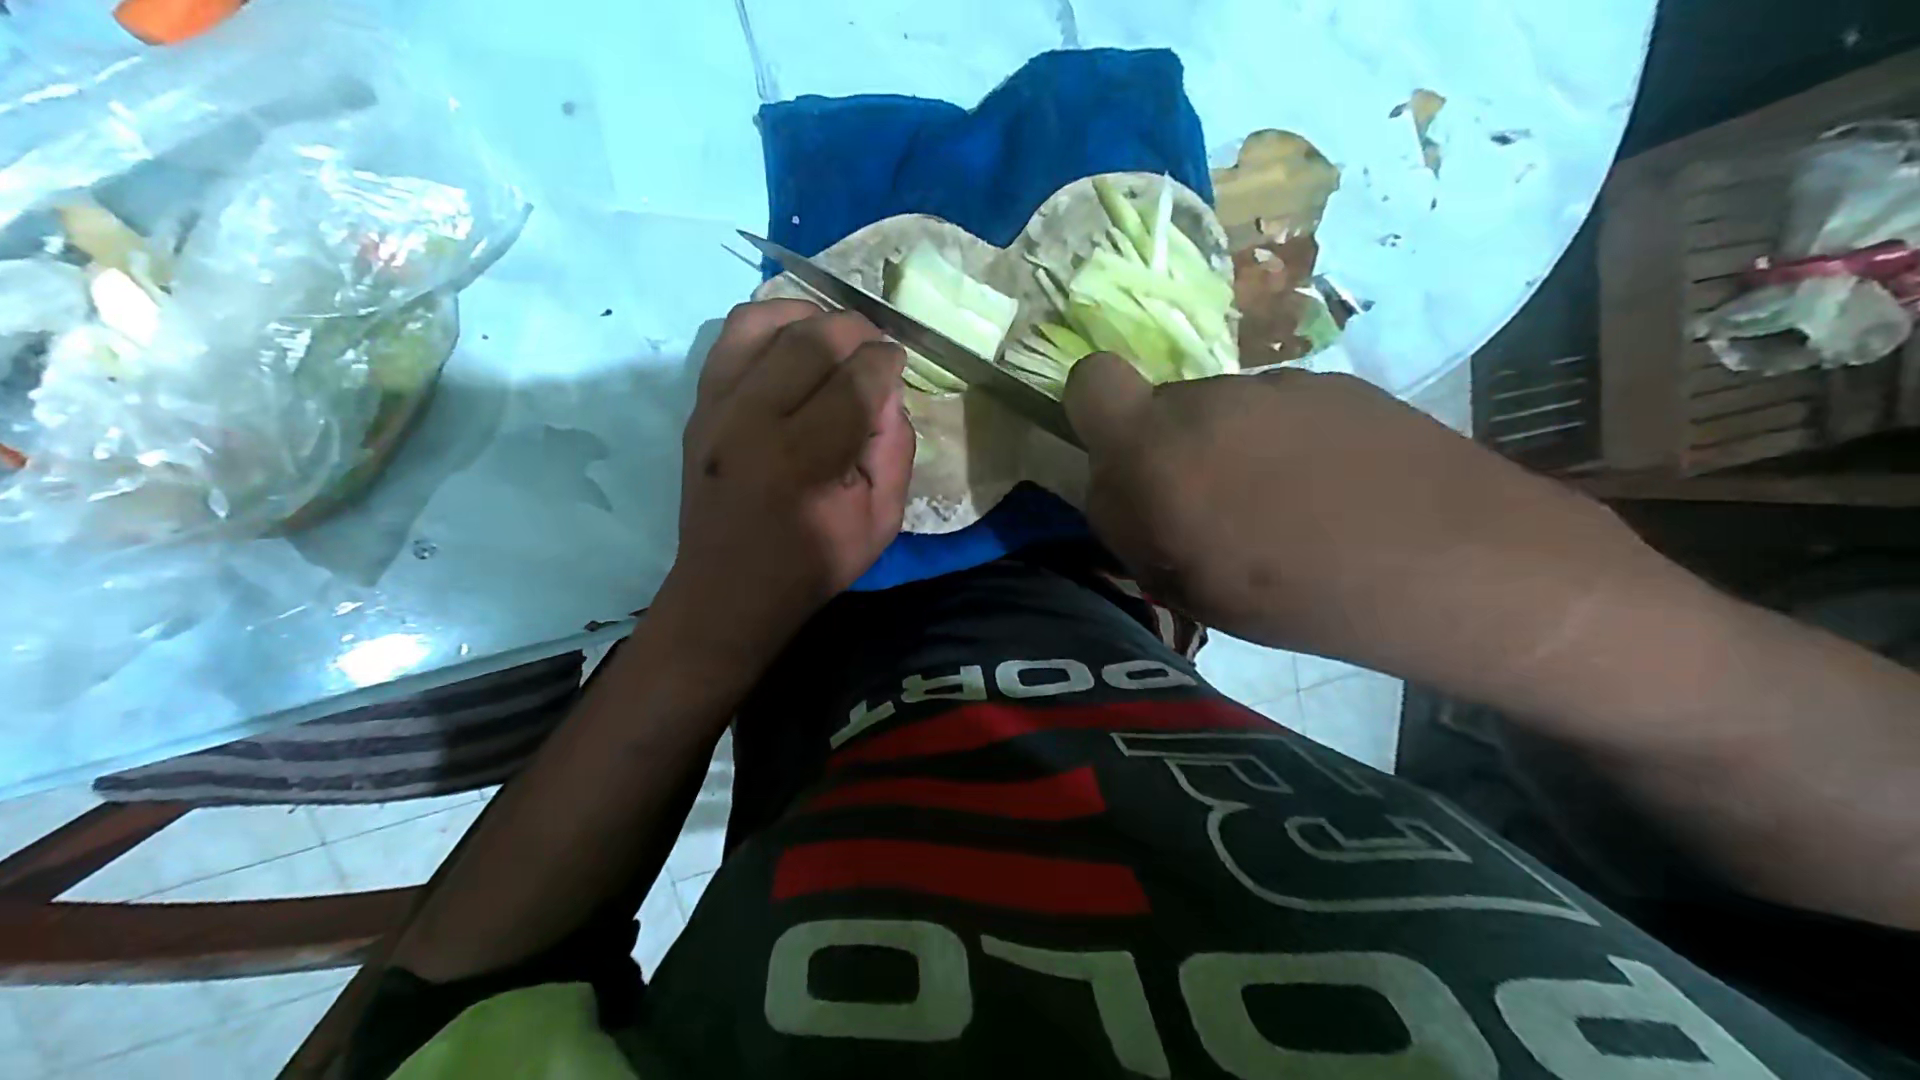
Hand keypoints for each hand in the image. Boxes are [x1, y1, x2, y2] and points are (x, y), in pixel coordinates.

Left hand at [655, 300, 912, 668]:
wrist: (729, 588)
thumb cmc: (813, 562)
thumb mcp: (881, 521)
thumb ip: (895, 449)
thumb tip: (887, 390)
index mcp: (803, 460)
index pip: (855, 380)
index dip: (886, 361)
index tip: (899, 362)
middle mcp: (752, 422)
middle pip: (812, 339)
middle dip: (856, 330)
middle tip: (875, 346)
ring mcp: (716, 408)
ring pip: (764, 323)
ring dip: (810, 317)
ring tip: (835, 335)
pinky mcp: (698, 406)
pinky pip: (731, 337)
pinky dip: (768, 324)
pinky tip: (793, 339)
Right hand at [1061, 354, 1686, 691]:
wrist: (1464, 566)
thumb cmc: (1303, 597)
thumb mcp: (1188, 587)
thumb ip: (1131, 526)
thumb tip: (1119, 488)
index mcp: (1160, 450)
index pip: (1091, 383)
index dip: (1096, 417)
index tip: (1128, 470)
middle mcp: (1210, 400)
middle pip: (1158, 410)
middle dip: (1165, 454)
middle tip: (1210, 516)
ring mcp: (1278, 385)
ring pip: (1218, 412)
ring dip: (1226, 453)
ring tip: (1280, 513)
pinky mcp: (1336, 384)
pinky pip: (1275, 410)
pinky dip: (1280, 445)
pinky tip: (1327, 494)